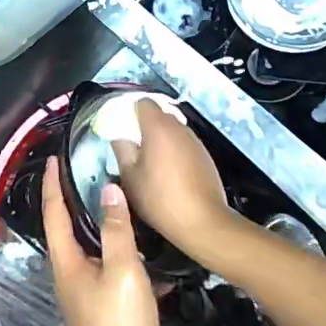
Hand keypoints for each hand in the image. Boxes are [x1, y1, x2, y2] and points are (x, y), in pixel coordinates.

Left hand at [41, 156, 158, 325]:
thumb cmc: (119, 324)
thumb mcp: (123, 271)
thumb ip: (116, 230)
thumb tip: (107, 189)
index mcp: (65, 260)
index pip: (52, 211)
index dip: (51, 183)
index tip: (52, 158)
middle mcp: (66, 271)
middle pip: (62, 226)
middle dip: (67, 197)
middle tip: (80, 170)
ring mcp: (80, 289)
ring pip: (82, 244)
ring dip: (88, 220)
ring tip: (105, 198)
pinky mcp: (95, 303)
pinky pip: (99, 262)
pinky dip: (109, 245)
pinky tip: (132, 244)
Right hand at [109, 100, 242, 257]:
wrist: (203, 223)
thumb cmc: (160, 197)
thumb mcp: (130, 176)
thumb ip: (121, 149)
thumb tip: (119, 135)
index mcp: (158, 126)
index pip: (143, 102)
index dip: (131, 111)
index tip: (123, 128)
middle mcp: (179, 127)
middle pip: (159, 114)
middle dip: (145, 126)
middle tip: (135, 147)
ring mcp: (196, 142)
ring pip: (173, 130)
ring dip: (162, 139)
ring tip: (152, 162)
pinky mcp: (206, 157)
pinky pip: (185, 145)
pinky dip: (176, 151)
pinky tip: (171, 174)